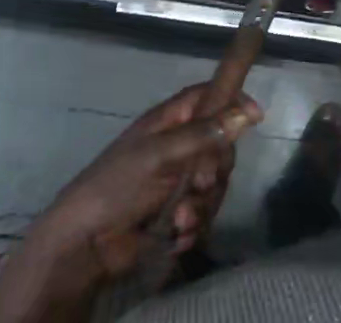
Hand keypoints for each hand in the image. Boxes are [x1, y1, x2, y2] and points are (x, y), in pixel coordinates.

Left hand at [0, 85, 262, 322]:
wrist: (86, 244)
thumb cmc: (116, 185)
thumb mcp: (158, 155)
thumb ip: (201, 135)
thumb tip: (244, 113)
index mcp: (169, 121)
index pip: (209, 96)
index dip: (232, 99)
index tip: (254, 115)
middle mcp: (178, 145)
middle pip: (220, 144)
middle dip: (215, 170)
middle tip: (199, 183)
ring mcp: (179, 180)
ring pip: (215, 184)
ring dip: (202, 205)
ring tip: (179, 219)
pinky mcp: (178, 211)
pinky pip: (205, 213)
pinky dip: (194, 226)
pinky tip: (176, 236)